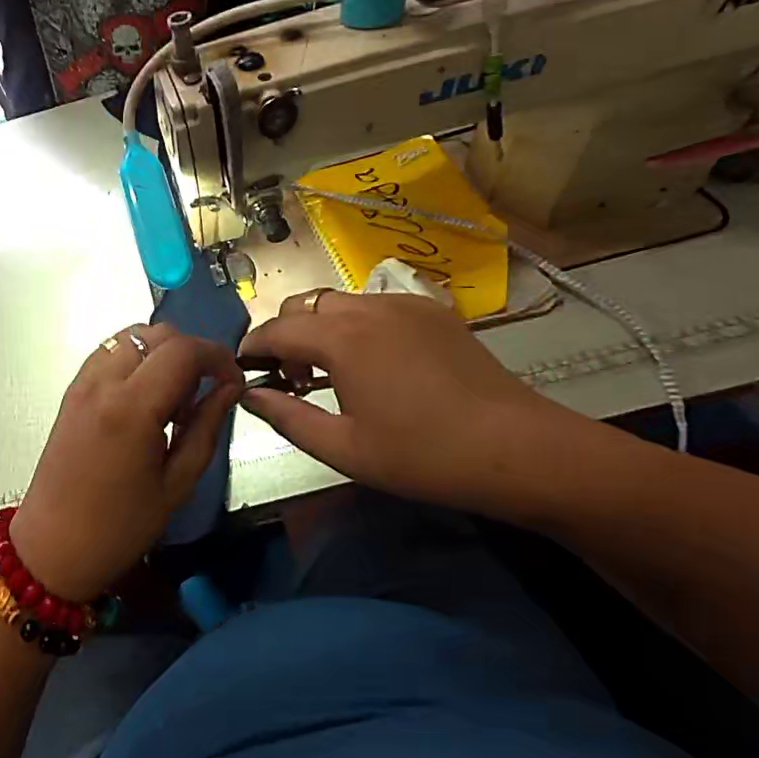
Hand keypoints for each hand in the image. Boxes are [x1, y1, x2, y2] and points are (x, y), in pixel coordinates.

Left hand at [11, 323, 243, 601]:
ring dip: (164, 350)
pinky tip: (147, 392)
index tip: (233, 380)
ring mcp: (83, 382)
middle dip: (193, 352)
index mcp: (131, 407)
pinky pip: (111, 350)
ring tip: (176, 393)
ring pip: (133, 335)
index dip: (217, 357)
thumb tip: (230, 388)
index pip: (183, 351)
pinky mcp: (73, 389)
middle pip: (159, 334)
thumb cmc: (120, 527)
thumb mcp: (178, 483)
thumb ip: (208, 427)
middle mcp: (104, 381)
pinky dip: (137, 355)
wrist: (52, 549)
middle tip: (206, 390)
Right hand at [238, 290, 593, 513]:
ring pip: (341, 302)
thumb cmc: (422, 455)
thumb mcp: (344, 448)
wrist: (514, 448)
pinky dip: (359, 324)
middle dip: (287, 334)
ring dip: (322, 327)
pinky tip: (377, 361)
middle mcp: (367, 307)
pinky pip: (378, 305)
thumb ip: (288, 417)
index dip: (253, 345)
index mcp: (341, 338)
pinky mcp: (433, 311)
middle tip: (293, 379)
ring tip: (333, 371)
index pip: (277, 328)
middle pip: (306, 305)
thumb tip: (250, 395)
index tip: (244, 367)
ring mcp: (404, 304)